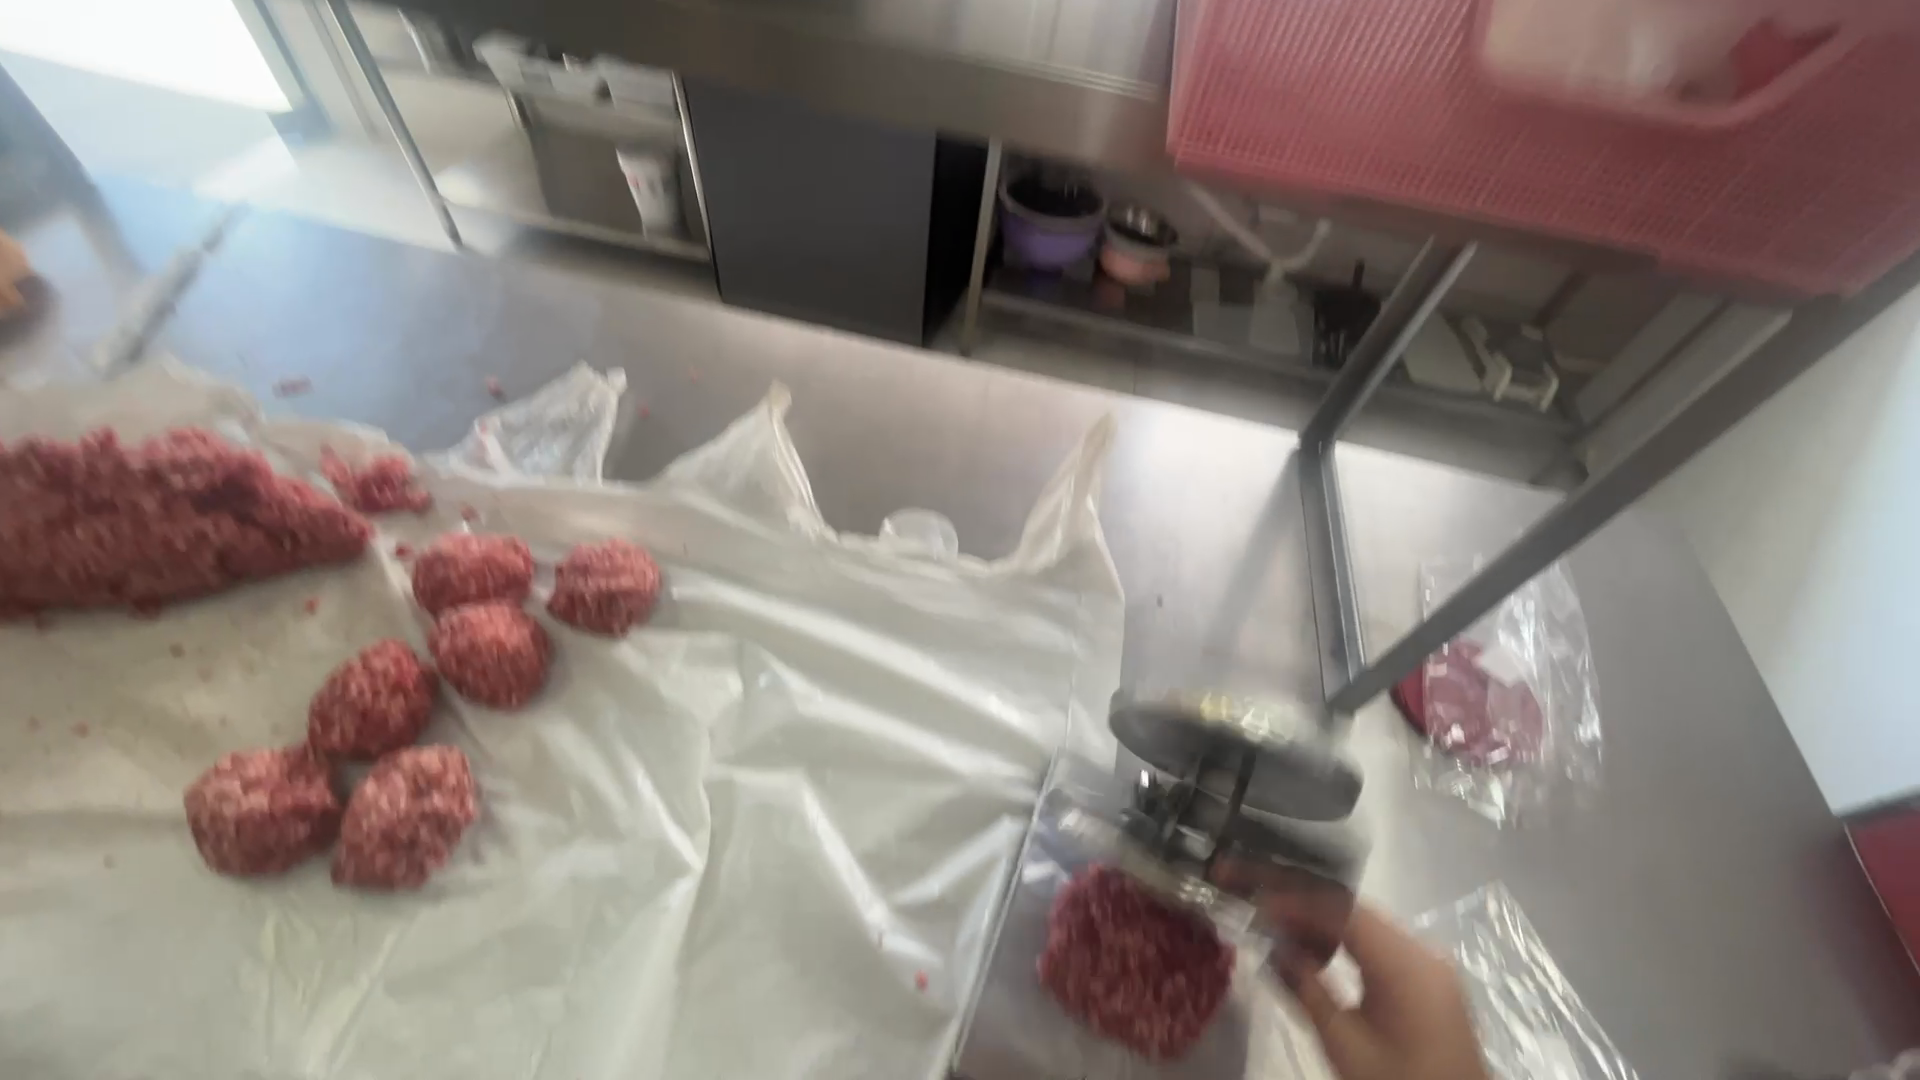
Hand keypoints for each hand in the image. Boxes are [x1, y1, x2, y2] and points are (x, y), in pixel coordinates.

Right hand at [1279, 903, 1490, 1079]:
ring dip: (1324, 925)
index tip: (1260, 905)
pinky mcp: (1430, 982)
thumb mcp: (1344, 1044)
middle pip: (1354, 913)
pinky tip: (1317, 950)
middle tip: (1264, 913)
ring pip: (1366, 926)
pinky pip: (1380, 945)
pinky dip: (1346, 943)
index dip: (1297, 903)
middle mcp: (1424, 952)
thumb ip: (1305, 987)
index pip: (1342, 912)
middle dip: (1307, 909)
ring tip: (1281, 930)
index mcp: (1407, 964)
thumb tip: (1273, 945)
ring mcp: (1431, 966)